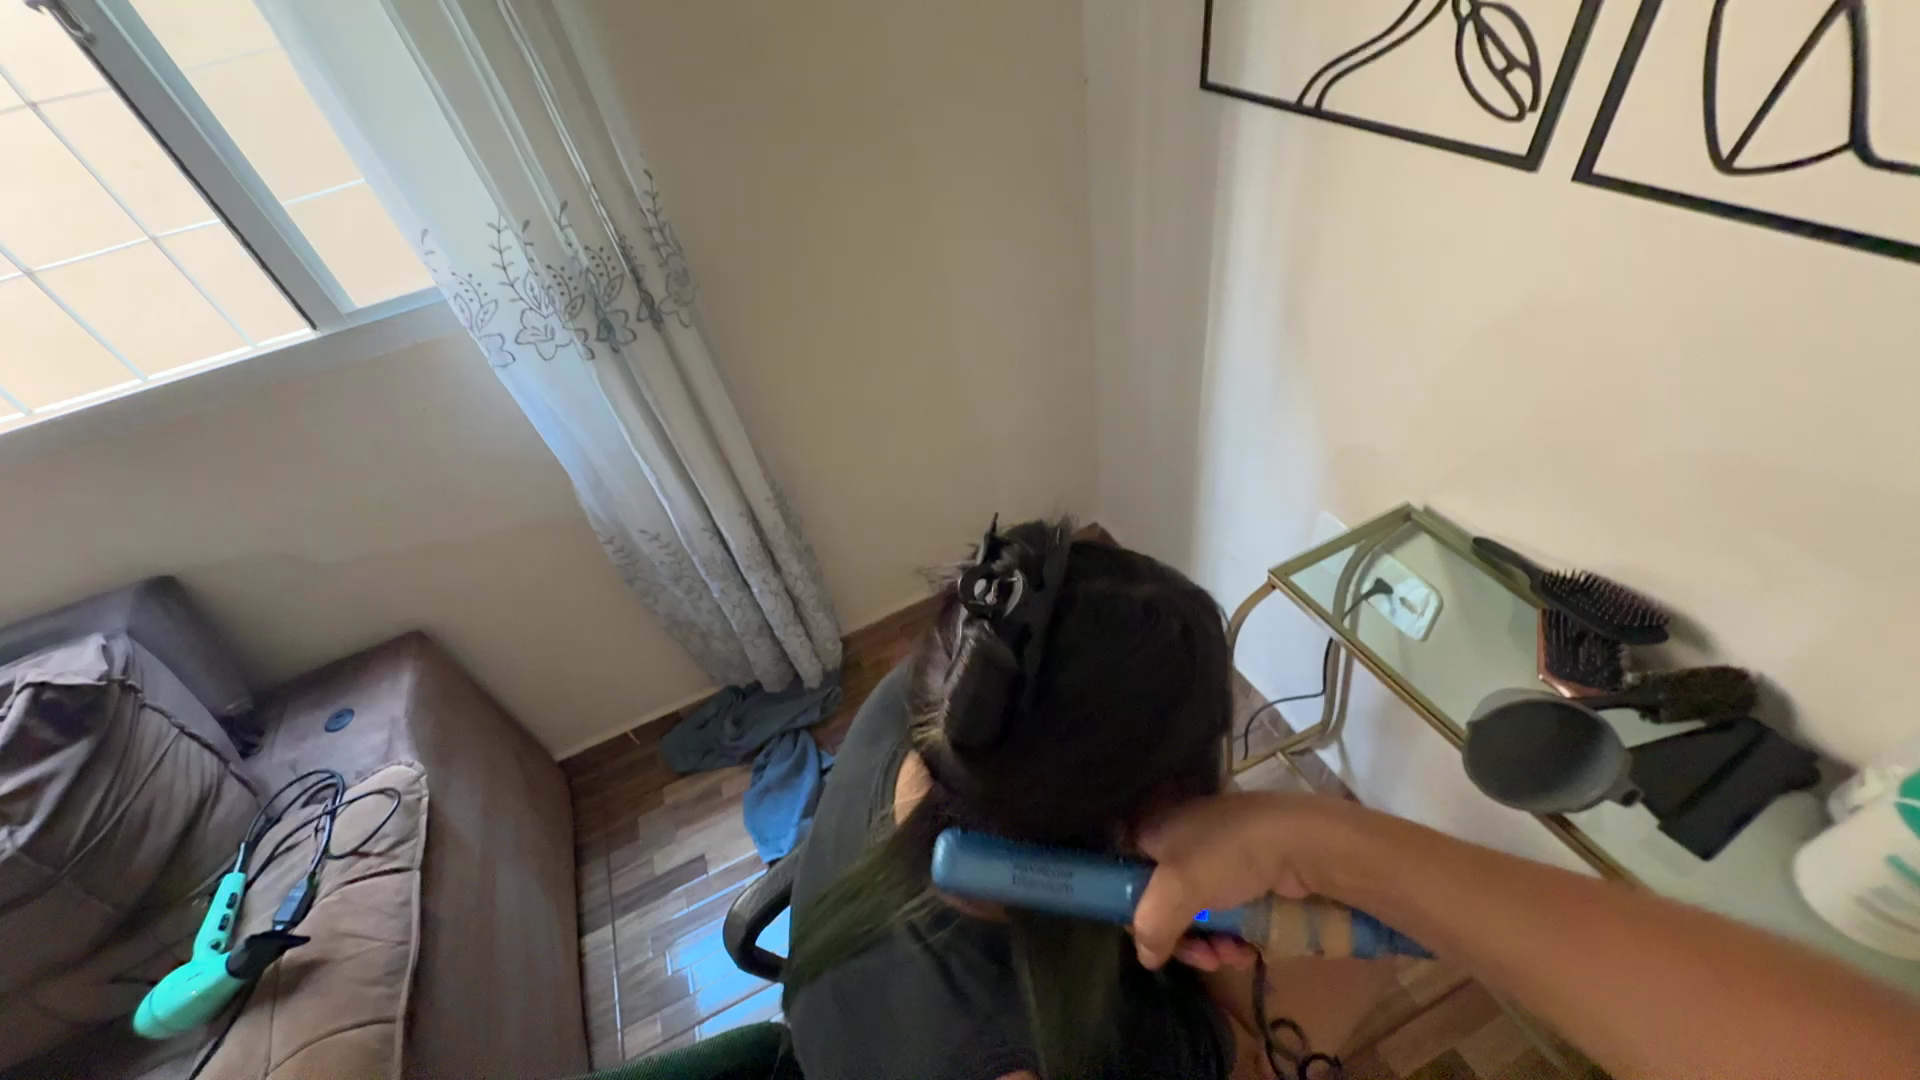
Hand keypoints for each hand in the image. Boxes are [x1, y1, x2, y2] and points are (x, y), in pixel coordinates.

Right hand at [1130, 791, 1351, 970]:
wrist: (1299, 842)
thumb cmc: (1227, 855)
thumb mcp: (1178, 888)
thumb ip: (1152, 923)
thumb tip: (1145, 955)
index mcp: (1153, 829)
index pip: (1125, 872)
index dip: (1132, 908)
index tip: (1151, 939)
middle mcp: (1178, 838)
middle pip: (1163, 898)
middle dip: (1182, 936)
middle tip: (1202, 958)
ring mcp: (1213, 855)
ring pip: (1197, 910)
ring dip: (1211, 942)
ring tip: (1232, 955)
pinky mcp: (1244, 872)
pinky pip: (1226, 910)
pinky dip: (1233, 933)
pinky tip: (1248, 948)